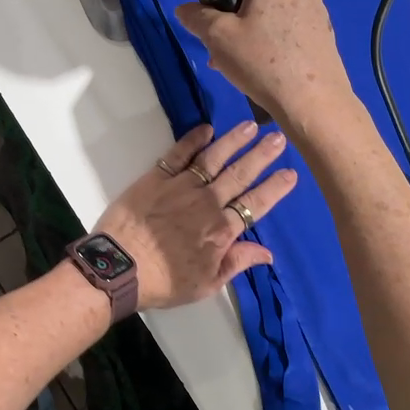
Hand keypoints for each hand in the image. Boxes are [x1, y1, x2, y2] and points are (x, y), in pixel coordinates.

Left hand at [92, 121, 296, 310]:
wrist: (119, 267)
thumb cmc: (163, 282)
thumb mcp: (206, 284)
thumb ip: (236, 262)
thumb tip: (268, 253)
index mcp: (222, 231)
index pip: (255, 205)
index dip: (275, 188)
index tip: (291, 173)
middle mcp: (206, 203)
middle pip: (239, 175)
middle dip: (261, 156)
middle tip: (278, 137)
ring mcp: (181, 187)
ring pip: (213, 158)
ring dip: (233, 141)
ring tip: (249, 125)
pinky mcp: (156, 177)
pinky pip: (178, 154)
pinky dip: (192, 139)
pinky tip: (206, 128)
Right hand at [174, 0, 354, 129]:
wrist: (314, 104)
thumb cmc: (262, 62)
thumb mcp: (218, 38)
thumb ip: (196, 17)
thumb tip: (183, 9)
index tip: (208, 3)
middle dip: (233, 10)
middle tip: (218, 38)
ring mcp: (316, 10)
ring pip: (271, 10)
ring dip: (250, 27)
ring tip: (235, 58)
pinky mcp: (324, 33)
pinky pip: (288, 27)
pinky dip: (270, 38)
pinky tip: (260, 66)